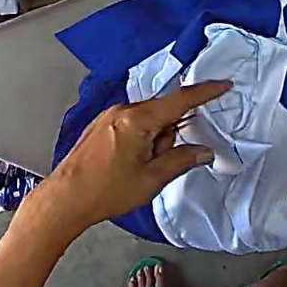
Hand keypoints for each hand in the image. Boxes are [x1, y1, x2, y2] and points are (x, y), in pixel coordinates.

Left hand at [24, 81, 231, 241]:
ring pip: (148, 119)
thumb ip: (182, 160)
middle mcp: (123, 110)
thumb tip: (203, 152)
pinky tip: (130, 162)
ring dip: (155, 138)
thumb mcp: (152, 179)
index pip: (181, 100)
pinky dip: (141, 138)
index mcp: (138, 119)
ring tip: (140, 168)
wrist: (63, 201)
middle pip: (164, 112)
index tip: (223, 85)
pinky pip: (133, 123)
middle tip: (160, 162)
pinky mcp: (101, 125)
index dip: (205, 92)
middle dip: (171, 134)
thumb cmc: (104, 191)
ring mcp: (109, 116)